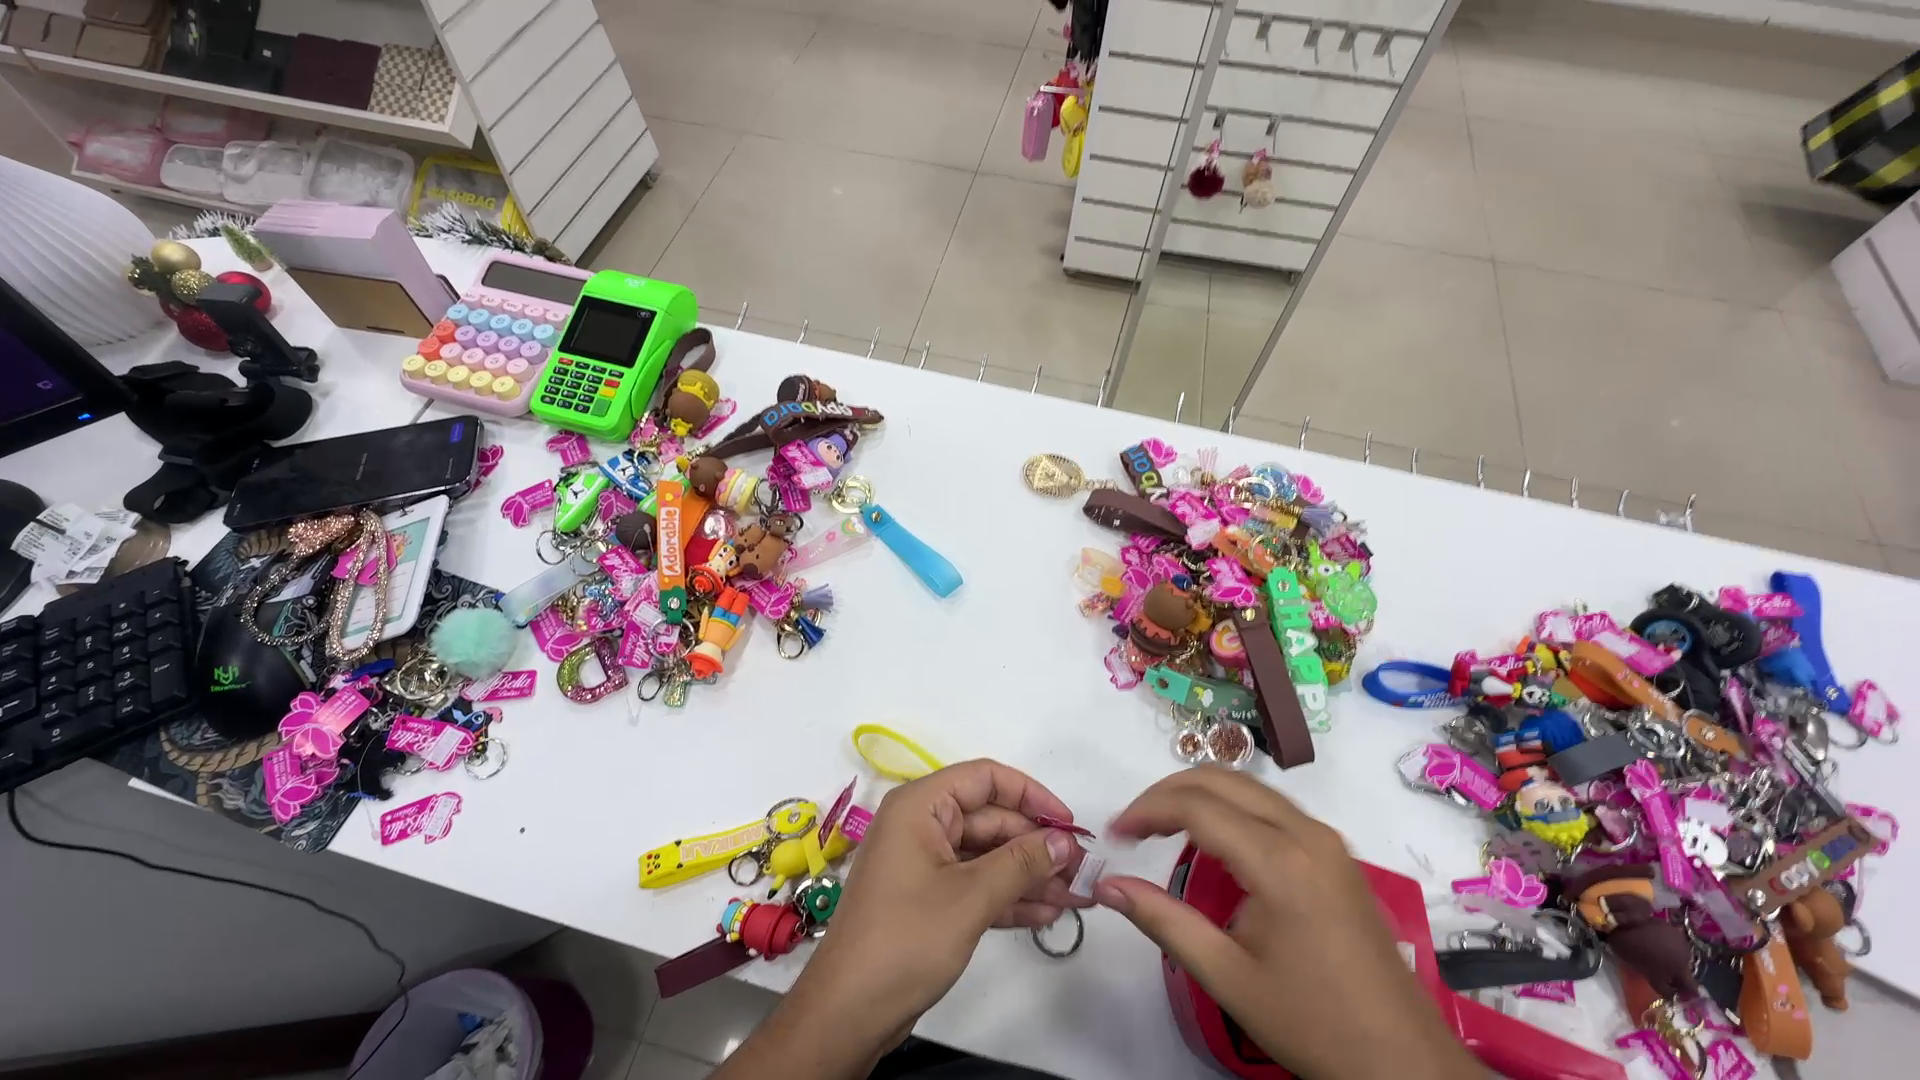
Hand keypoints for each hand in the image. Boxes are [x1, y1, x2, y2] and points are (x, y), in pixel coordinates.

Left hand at [723, 760, 1090, 1078]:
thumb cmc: (905, 939)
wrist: (849, 1010)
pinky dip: (1009, 896)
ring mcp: (924, 863)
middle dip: (1036, 845)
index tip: (1069, 825)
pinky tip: (1048, 913)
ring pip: (987, 855)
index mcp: (920, 806)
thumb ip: (1022, 863)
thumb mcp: (970, 896)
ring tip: (1077, 897)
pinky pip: (977, 883)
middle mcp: (921, 825)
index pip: (985, 778)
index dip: (1031, 795)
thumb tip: (1065, 842)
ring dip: (1030, 874)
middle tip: (1082, 871)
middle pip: (990, 819)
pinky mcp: (929, 899)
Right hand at [1095, 768, 1479, 1079]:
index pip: (1197, 806)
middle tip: (1132, 827)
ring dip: (1200, 795)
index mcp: (1279, 861)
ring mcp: (1326, 840)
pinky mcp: (1335, 854)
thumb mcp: (1226, 976)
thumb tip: (1107, 885)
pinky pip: (1272, 806)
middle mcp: (1305, 834)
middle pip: (1222, 780)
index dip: (1147, 811)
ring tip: (1161, 829)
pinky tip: (1212, 842)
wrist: (1402, 1061)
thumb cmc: (1311, 1022)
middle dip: (1168, 793)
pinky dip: (1230, 807)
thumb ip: (1162, 920)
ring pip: (1249, 787)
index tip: (1114, 835)